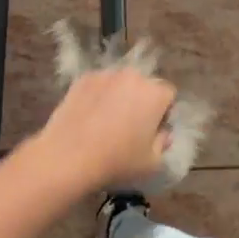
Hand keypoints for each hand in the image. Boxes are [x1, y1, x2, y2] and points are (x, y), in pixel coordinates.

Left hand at [28, 66, 175, 192]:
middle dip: (142, 101)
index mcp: (155, 94)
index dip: (163, 112)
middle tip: (130, 125)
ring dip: (120, 96)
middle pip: (144, 85)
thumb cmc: (117, 161)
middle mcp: (133, 76)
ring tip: (107, 120)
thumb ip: (163, 143)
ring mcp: (106, 74)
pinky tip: (90, 116)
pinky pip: (99, 84)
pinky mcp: (83, 78)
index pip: (168, 95)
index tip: (153, 130)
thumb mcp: (152, 163)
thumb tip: (162, 132)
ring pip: (121, 83)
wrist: (69, 156)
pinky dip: (98, 95)